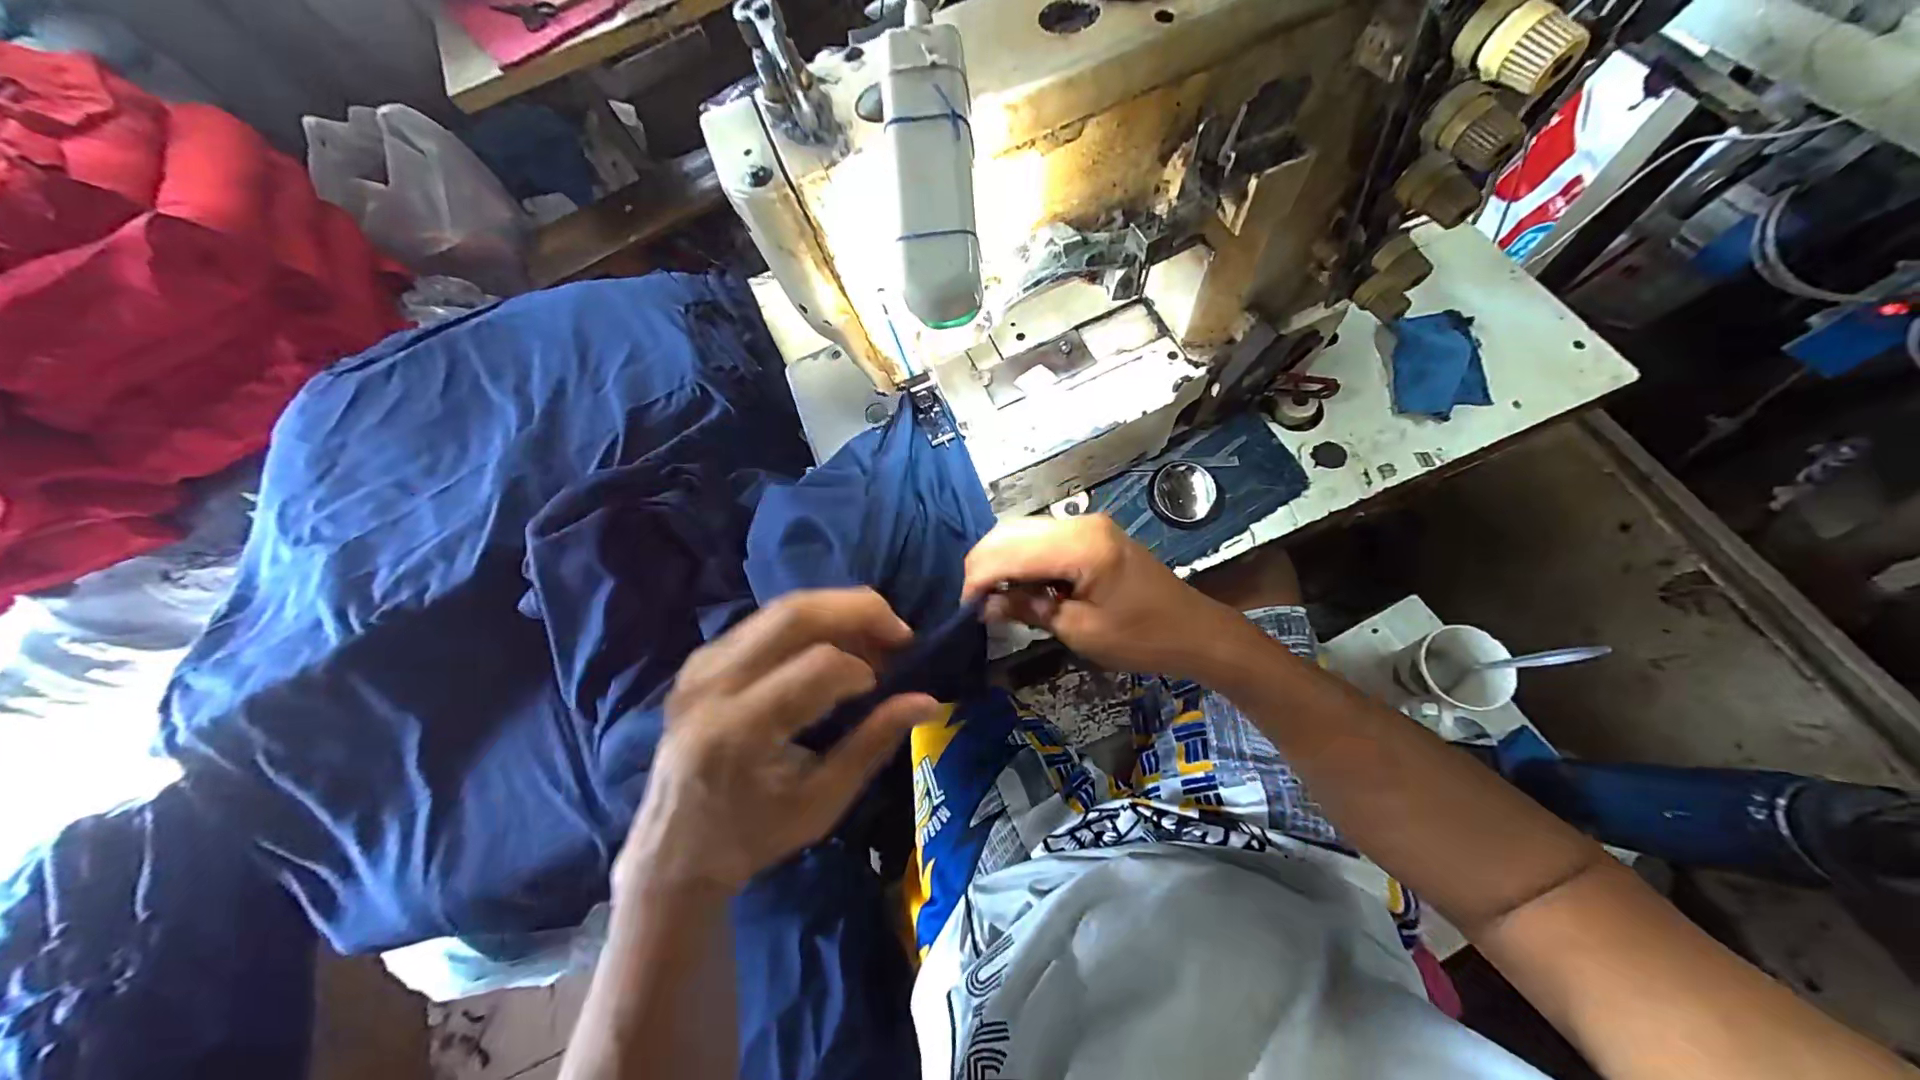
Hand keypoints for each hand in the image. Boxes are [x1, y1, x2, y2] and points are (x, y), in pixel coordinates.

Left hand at [614, 588, 939, 898]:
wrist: (673, 848)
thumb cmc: (754, 834)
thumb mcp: (823, 801)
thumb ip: (873, 743)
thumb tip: (927, 700)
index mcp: (741, 729)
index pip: (816, 666)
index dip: (862, 667)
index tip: (884, 686)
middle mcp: (714, 684)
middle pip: (795, 615)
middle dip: (859, 610)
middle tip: (899, 632)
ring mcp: (700, 666)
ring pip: (780, 608)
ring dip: (836, 612)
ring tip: (871, 638)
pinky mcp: (700, 659)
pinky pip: (763, 622)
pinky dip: (809, 623)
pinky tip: (833, 644)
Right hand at [962, 515, 1261, 681]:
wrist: (1195, 630)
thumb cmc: (1141, 637)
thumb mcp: (1080, 630)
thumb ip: (1029, 609)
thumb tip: (985, 605)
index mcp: (1078, 545)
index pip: (1007, 551)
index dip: (978, 578)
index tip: (965, 609)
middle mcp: (1078, 523)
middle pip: (1009, 532)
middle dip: (984, 565)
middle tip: (973, 603)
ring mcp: (1086, 524)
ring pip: (1021, 531)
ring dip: (1000, 560)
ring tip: (991, 596)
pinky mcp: (1090, 533)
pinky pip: (1041, 538)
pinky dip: (1021, 558)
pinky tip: (1017, 584)